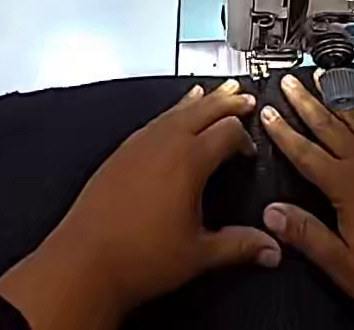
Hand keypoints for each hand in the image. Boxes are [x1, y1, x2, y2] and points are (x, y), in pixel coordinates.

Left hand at [0, 80, 279, 329]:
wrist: (84, 262)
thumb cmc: (137, 259)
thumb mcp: (198, 254)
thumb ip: (238, 245)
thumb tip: (270, 248)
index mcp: (190, 159)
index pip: (228, 131)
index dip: (245, 137)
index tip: (250, 150)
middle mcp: (168, 141)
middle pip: (207, 109)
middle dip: (229, 102)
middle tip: (244, 97)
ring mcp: (144, 140)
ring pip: (181, 108)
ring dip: (203, 100)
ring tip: (217, 91)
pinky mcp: (126, 147)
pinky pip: (159, 117)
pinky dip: (176, 109)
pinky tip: (177, 111)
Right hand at [260, 73, 353, 329]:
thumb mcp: (345, 266)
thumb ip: (306, 234)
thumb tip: (273, 213)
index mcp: (347, 186)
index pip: (304, 151)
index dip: (283, 131)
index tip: (269, 114)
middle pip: (328, 124)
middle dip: (305, 102)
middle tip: (289, 82)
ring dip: (338, 95)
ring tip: (323, 76)